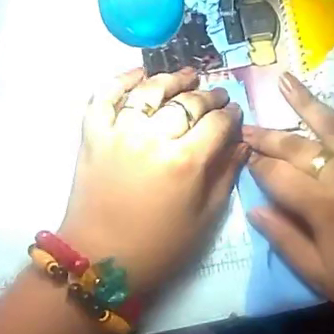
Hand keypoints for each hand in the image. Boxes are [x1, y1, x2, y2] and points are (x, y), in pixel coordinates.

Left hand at [59, 67, 247, 291]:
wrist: (101, 260)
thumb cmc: (161, 245)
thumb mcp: (206, 217)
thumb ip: (226, 174)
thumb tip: (241, 144)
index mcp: (186, 162)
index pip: (217, 122)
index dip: (231, 114)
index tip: (236, 112)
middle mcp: (153, 138)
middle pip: (187, 102)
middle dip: (208, 96)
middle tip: (217, 96)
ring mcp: (119, 132)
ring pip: (149, 90)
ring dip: (171, 80)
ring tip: (186, 77)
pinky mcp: (92, 135)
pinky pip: (105, 96)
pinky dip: (121, 80)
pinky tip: (139, 74)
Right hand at [243, 70, 333, 333]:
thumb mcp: (320, 275)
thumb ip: (284, 239)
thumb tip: (254, 208)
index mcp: (322, 206)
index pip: (276, 176)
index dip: (256, 166)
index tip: (240, 155)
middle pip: (299, 148)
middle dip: (269, 136)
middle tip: (247, 124)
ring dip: (308, 102)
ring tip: (286, 79)